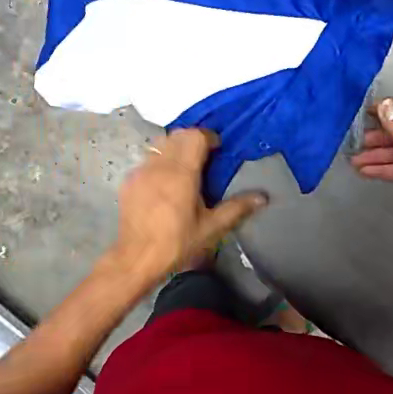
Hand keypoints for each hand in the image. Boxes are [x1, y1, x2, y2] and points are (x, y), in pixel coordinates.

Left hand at [108, 128, 266, 282]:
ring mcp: (141, 171)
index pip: (195, 136)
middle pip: (177, 134)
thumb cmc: (177, 243)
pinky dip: (160, 161)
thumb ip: (237, 208)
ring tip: (185, 167)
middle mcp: (160, 166)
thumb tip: (263, 197)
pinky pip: (147, 159)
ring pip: (160, 143)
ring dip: (175, 147)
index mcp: (182, 174)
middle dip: (193, 139)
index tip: (218, 150)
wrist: (136, 259)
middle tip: (205, 157)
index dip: (209, 138)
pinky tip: (165, 183)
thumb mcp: (212, 228)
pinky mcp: (129, 180)